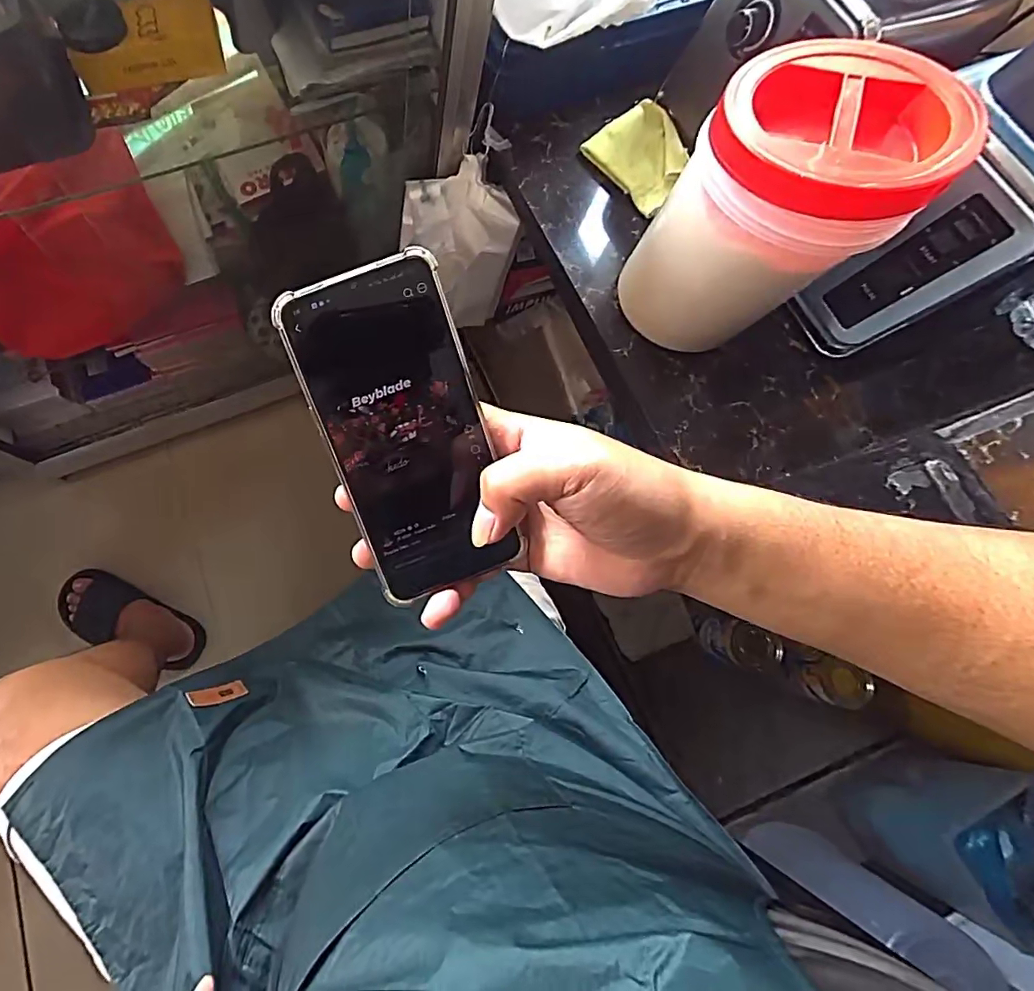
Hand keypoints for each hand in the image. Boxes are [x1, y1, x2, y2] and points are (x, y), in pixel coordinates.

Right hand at [336, 404, 709, 627]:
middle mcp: (506, 476)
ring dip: (417, 547)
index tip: (374, 452)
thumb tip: (476, 523)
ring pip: (451, 531)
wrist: (673, 544)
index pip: (454, 429)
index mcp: (514, 440)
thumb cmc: (636, 488)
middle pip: (441, 484)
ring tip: (380, 561)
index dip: (413, 439)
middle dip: (401, 499)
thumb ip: (515, 483)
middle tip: (360, 511)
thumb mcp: (574, 467)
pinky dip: (454, 587)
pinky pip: (476, 570)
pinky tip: (439, 603)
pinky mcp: (520, 555)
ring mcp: (510, 517)